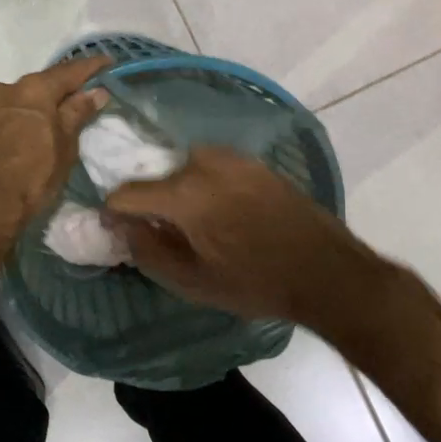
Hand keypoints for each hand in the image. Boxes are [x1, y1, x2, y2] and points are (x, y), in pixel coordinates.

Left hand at [0, 56, 111, 248]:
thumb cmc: (32, 176)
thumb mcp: (64, 146)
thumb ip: (78, 114)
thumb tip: (95, 91)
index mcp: (33, 89)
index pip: (69, 71)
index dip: (91, 67)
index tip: (108, 62)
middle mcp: (7, 89)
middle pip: (43, 82)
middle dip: (64, 87)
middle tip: (85, 93)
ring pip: (23, 97)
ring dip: (42, 102)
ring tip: (60, 113)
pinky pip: (10, 112)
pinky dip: (25, 114)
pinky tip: (33, 126)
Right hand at [104, 146, 384, 322]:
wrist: (326, 272)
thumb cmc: (256, 283)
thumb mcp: (193, 281)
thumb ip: (147, 251)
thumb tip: (121, 228)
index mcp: (184, 194)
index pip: (125, 193)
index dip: (114, 214)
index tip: (117, 232)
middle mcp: (203, 164)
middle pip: (156, 177)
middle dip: (150, 203)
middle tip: (162, 234)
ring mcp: (233, 158)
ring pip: (184, 169)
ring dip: (179, 192)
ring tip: (194, 225)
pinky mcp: (255, 162)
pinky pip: (212, 168)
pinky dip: (204, 185)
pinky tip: (222, 214)